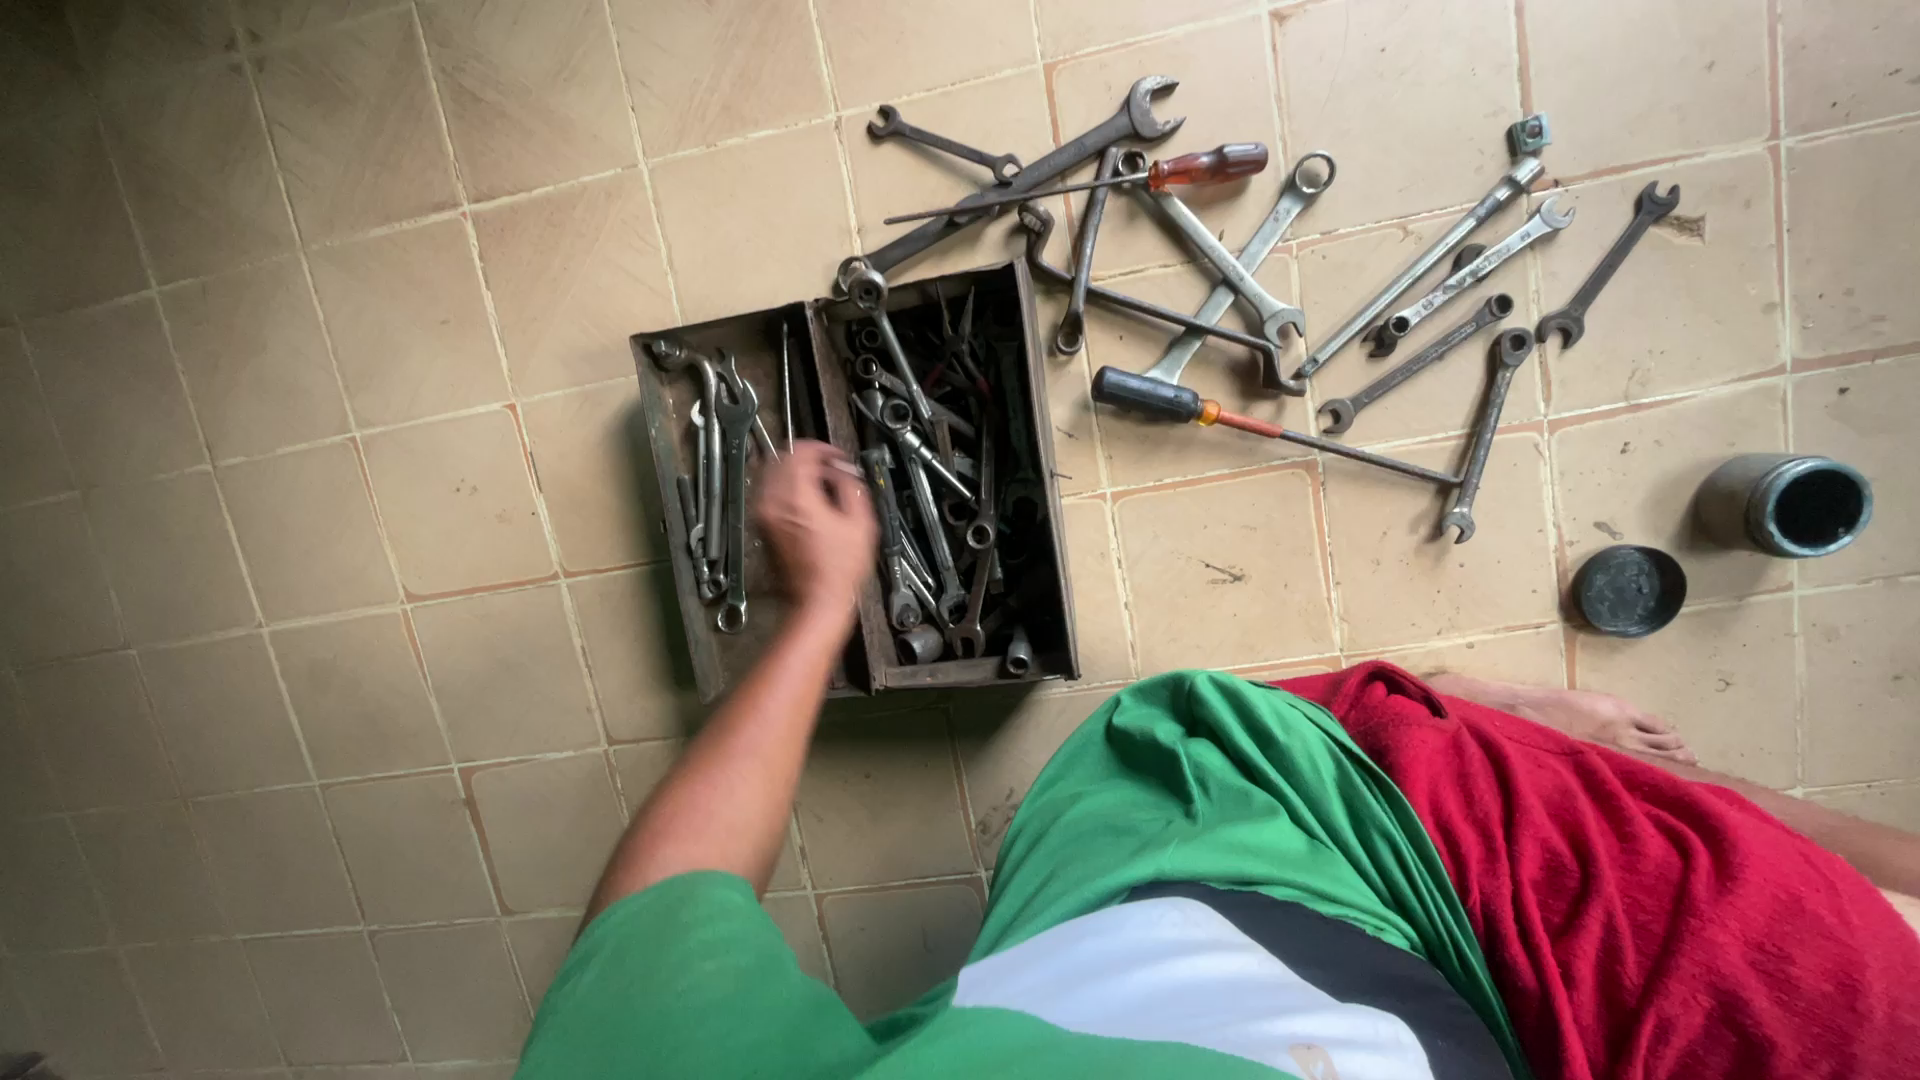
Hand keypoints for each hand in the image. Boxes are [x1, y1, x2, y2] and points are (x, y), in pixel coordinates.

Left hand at [754, 440, 877, 616]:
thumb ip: (851, 486)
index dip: (822, 448)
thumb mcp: (860, 522)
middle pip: (781, 456)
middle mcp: (774, 503)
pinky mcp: (762, 526)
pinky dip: (785, 486)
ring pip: (771, 472)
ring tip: (817, 482)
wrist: (817, 599)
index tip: (835, 457)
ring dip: (794, 470)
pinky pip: (768, 492)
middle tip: (828, 466)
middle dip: (807, 456)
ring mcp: (764, 515)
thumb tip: (844, 471)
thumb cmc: (838, 570)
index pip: (801, 451)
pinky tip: (806, 498)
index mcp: (798, 497)